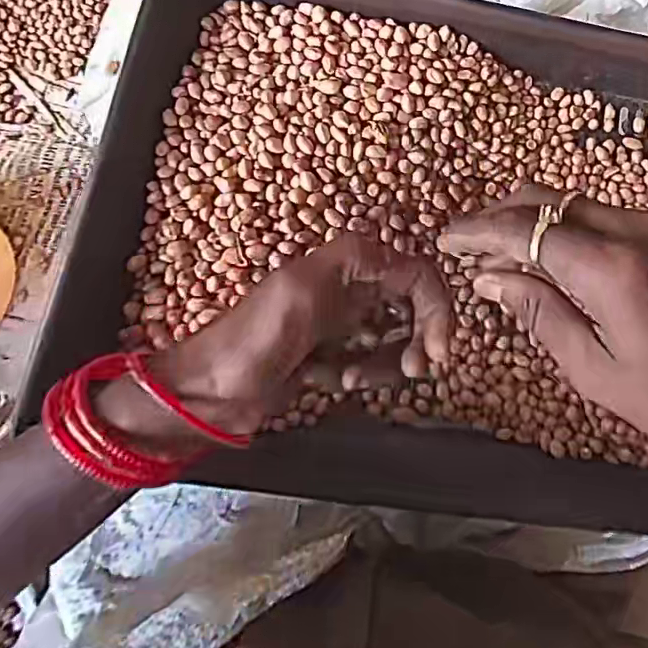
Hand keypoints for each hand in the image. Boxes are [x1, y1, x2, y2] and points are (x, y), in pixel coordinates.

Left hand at [98, 233, 452, 453]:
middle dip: (417, 341)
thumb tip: (406, 254)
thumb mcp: (302, 289)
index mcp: (346, 263)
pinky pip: (370, 364)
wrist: (209, 392)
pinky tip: (327, 381)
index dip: (436, 309)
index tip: (439, 351)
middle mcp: (349, 288)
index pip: (416, 275)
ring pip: (395, 340)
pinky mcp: (333, 355)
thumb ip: (357, 262)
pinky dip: (360, 376)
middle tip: (413, 369)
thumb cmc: (252, 339)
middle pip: (413, 309)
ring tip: (350, 378)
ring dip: (384, 365)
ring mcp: (341, 323)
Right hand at [438, 185, 647, 466]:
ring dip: (531, 220)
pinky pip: (600, 215)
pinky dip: (564, 227)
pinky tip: (546, 254)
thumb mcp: (592, 369)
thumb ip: (537, 311)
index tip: (447, 239)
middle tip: (468, 243)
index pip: (527, 232)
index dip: (479, 232)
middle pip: (548, 201)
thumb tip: (488, 278)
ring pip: (573, 202)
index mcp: (614, 271)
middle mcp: (637, 232)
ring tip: (498, 251)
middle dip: (500, 217)